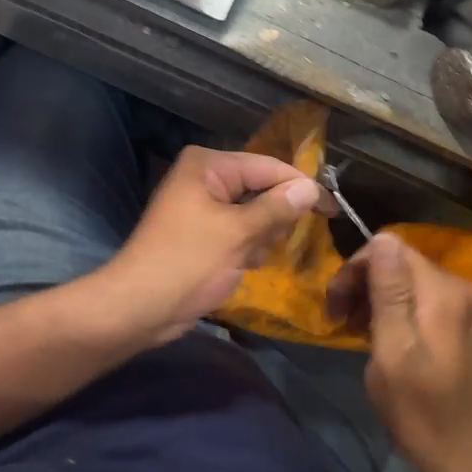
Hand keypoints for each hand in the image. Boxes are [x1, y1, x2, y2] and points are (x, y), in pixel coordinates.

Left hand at [93, 146, 332, 345]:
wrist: (138, 307)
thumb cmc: (188, 263)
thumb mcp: (238, 234)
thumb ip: (276, 208)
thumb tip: (310, 188)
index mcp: (207, 164)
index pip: (267, 166)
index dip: (301, 186)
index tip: (332, 209)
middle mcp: (203, 176)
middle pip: (260, 188)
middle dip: (271, 219)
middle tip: (266, 245)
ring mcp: (199, 204)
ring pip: (251, 213)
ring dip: (258, 238)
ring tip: (246, 259)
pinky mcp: (199, 231)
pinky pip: (236, 231)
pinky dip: (245, 248)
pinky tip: (239, 266)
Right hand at [327, 233, 471, 471]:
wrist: (471, 466)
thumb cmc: (424, 411)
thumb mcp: (394, 352)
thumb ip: (389, 292)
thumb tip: (383, 235)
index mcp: (443, 290)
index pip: (390, 247)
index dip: (356, 268)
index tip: (334, 304)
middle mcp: (460, 288)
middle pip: (399, 263)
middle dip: (363, 283)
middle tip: (339, 319)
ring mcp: (467, 309)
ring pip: (409, 282)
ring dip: (376, 299)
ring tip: (356, 331)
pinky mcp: (466, 329)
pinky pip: (423, 302)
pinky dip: (396, 312)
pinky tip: (383, 338)